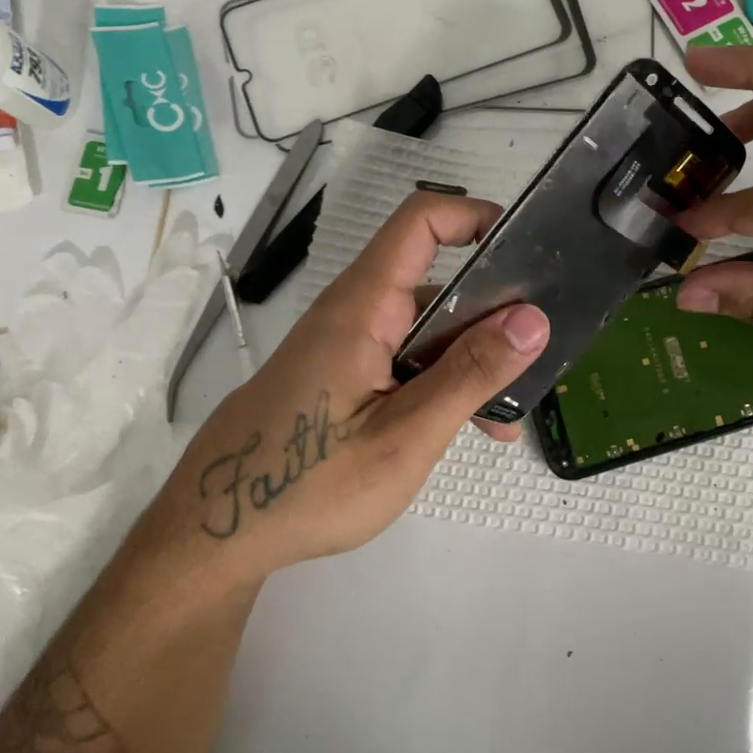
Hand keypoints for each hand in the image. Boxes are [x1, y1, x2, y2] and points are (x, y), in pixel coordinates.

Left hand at [168, 192, 549, 578]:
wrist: (215, 535)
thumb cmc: (308, 485)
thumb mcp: (405, 436)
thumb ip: (471, 374)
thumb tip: (534, 317)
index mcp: (363, 308)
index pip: (419, 223)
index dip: (473, 216)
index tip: (526, 251)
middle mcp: (352, 316)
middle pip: (432, 281)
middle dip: (491, 310)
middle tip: (537, 355)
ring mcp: (344, 349)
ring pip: (422, 331)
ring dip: (470, 359)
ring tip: (508, 414)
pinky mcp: (339, 380)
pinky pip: (402, 363)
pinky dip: (439, 384)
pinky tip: (471, 428)